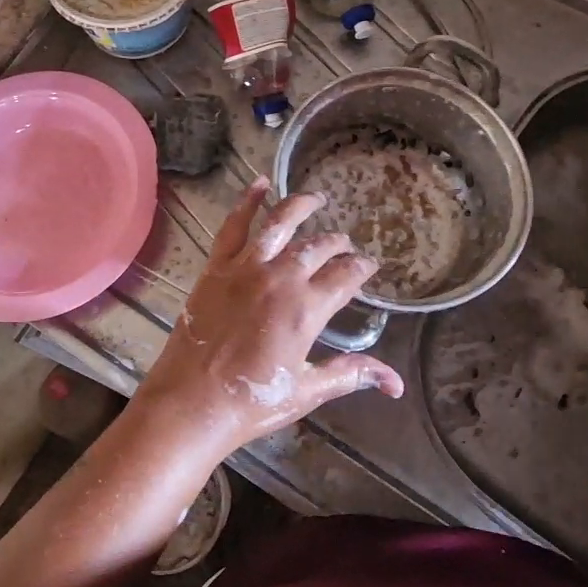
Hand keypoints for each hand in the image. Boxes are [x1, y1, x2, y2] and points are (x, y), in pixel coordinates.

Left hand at [129, 178, 404, 461]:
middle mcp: (280, 279)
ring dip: (301, 207)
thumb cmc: (251, 402)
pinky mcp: (217, 267)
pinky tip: (260, 183)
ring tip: (317, 198)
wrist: (192, 403)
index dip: (361, 268)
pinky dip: (247, 201)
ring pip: (280, 225)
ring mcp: (246, 269)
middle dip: (336, 244)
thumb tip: (395, 383)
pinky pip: (233, 226)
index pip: (345, 277)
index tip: (369, 265)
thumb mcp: (307, 391)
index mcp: (306, 310)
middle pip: (317, 249)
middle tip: (345, 245)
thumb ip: (350, 375)